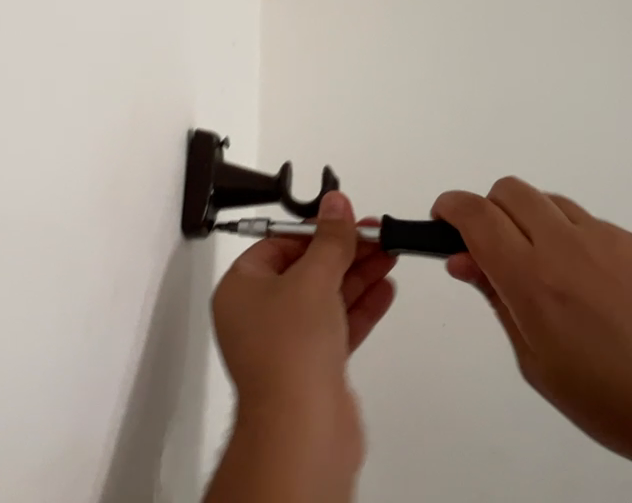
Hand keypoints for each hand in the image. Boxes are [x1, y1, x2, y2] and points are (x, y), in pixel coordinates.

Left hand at [204, 191, 395, 502]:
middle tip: (378, 235)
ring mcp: (285, 344)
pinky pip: (337, 327)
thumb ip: (330, 239)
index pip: (277, 245)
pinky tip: (385, 289)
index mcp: (241, 289)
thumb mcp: (313, 279)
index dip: (314, 230)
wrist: (303, 430)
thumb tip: (335, 202)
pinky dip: (360, 308)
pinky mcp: (312, 368)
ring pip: (324, 299)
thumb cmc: (293, 347)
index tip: (346, 220)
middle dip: (343, 252)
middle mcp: (257, 315)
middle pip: (305, 270)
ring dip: (357, 276)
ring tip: (391, 254)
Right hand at [433, 179, 631, 472]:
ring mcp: (609, 240)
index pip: (476, 215)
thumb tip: (466, 260)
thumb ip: (497, 300)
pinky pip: (592, 225)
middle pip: (510, 190)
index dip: (450, 207)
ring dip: (532, 221)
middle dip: (489, 209)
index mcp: (533, 279)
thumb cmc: (610, 401)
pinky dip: (574, 240)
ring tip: (548, 271)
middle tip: (493, 248)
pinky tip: (594, 287)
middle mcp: (567, 246)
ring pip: (551, 202)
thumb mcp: (535, 361)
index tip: (442, 220)